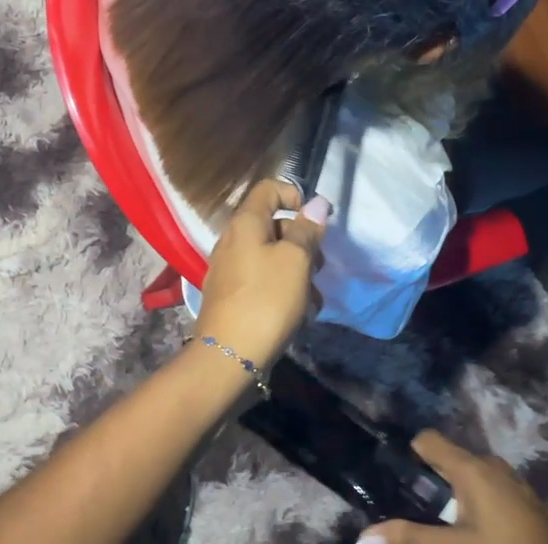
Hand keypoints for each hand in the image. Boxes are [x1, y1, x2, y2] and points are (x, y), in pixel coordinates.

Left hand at [193, 180, 328, 363]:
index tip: (316, 220)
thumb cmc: (266, 299)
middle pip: (275, 226)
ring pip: (274, 259)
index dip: (295, 195)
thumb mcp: (295, 260)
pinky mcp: (234, 297)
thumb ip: (307, 230)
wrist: (229, 357)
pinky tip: (300, 316)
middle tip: (319, 267)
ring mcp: (231, 270)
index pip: (269, 189)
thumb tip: (317, 203)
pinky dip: (284, 293)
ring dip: (299, 274)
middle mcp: (233, 240)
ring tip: (312, 301)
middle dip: (303, 243)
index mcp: (245, 223)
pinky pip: (265, 283)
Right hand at [362, 431, 547, 543]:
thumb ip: (410, 539)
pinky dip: (484, 512)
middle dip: (435, 484)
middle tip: (420, 512)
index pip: (429, 440)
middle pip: (453, 462)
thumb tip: (363, 535)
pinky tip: (483, 536)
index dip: (410, 455)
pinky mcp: (535, 509)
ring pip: (477, 482)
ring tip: (449, 528)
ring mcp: (518, 486)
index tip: (397, 478)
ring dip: (461, 500)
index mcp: (472, 469)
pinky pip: (498, 499)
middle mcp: (494, 467)